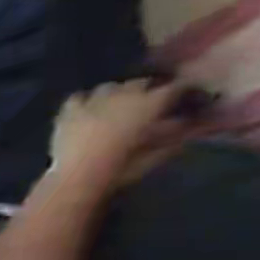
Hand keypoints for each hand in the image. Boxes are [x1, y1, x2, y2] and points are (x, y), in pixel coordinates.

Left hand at [49, 79, 187, 172]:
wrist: (75, 176)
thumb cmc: (119, 167)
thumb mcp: (156, 153)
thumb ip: (176, 136)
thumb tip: (191, 126)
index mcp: (153, 102)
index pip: (176, 87)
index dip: (178, 92)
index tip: (178, 99)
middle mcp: (126, 95)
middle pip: (140, 83)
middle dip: (144, 91)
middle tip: (140, 105)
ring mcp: (94, 102)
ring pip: (108, 87)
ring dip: (113, 94)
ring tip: (111, 107)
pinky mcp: (68, 113)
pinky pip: (76, 98)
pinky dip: (81, 102)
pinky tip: (81, 110)